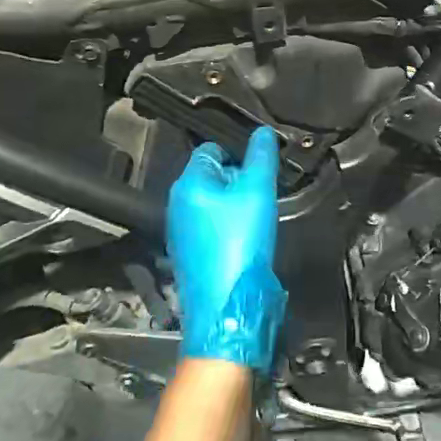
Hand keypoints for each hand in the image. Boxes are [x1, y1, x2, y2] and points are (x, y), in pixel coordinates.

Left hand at [167, 127, 286, 372]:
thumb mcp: (257, 194)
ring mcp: (181, 230)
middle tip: (262, 195)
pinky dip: (228, 228)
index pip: (211, 149)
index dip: (238, 153)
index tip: (261, 168)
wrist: (226, 308)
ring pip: (213, 203)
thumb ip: (261, 158)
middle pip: (212, 176)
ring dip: (235, 206)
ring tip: (256, 219)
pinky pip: (211, 227)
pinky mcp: (190, 252)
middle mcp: (177, 204)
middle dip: (238, 181)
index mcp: (187, 184)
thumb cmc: (239, 246)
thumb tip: (263, 132)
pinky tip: (246, 241)